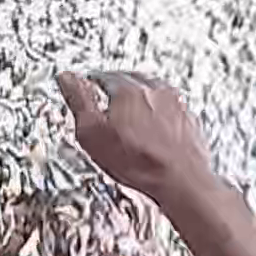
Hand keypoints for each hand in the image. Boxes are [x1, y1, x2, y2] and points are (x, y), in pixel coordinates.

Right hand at [57, 71, 217, 204]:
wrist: (179, 180)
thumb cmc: (135, 160)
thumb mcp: (91, 131)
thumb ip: (78, 100)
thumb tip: (66, 77)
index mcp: (128, 90)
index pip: (104, 76)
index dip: (91, 80)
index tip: (86, 84)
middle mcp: (155, 91)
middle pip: (131, 78)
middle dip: (116, 83)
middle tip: (104, 91)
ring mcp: (176, 104)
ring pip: (152, 89)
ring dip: (138, 93)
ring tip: (127, 104)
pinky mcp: (189, 118)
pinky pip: (169, 105)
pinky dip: (157, 108)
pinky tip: (151, 120)